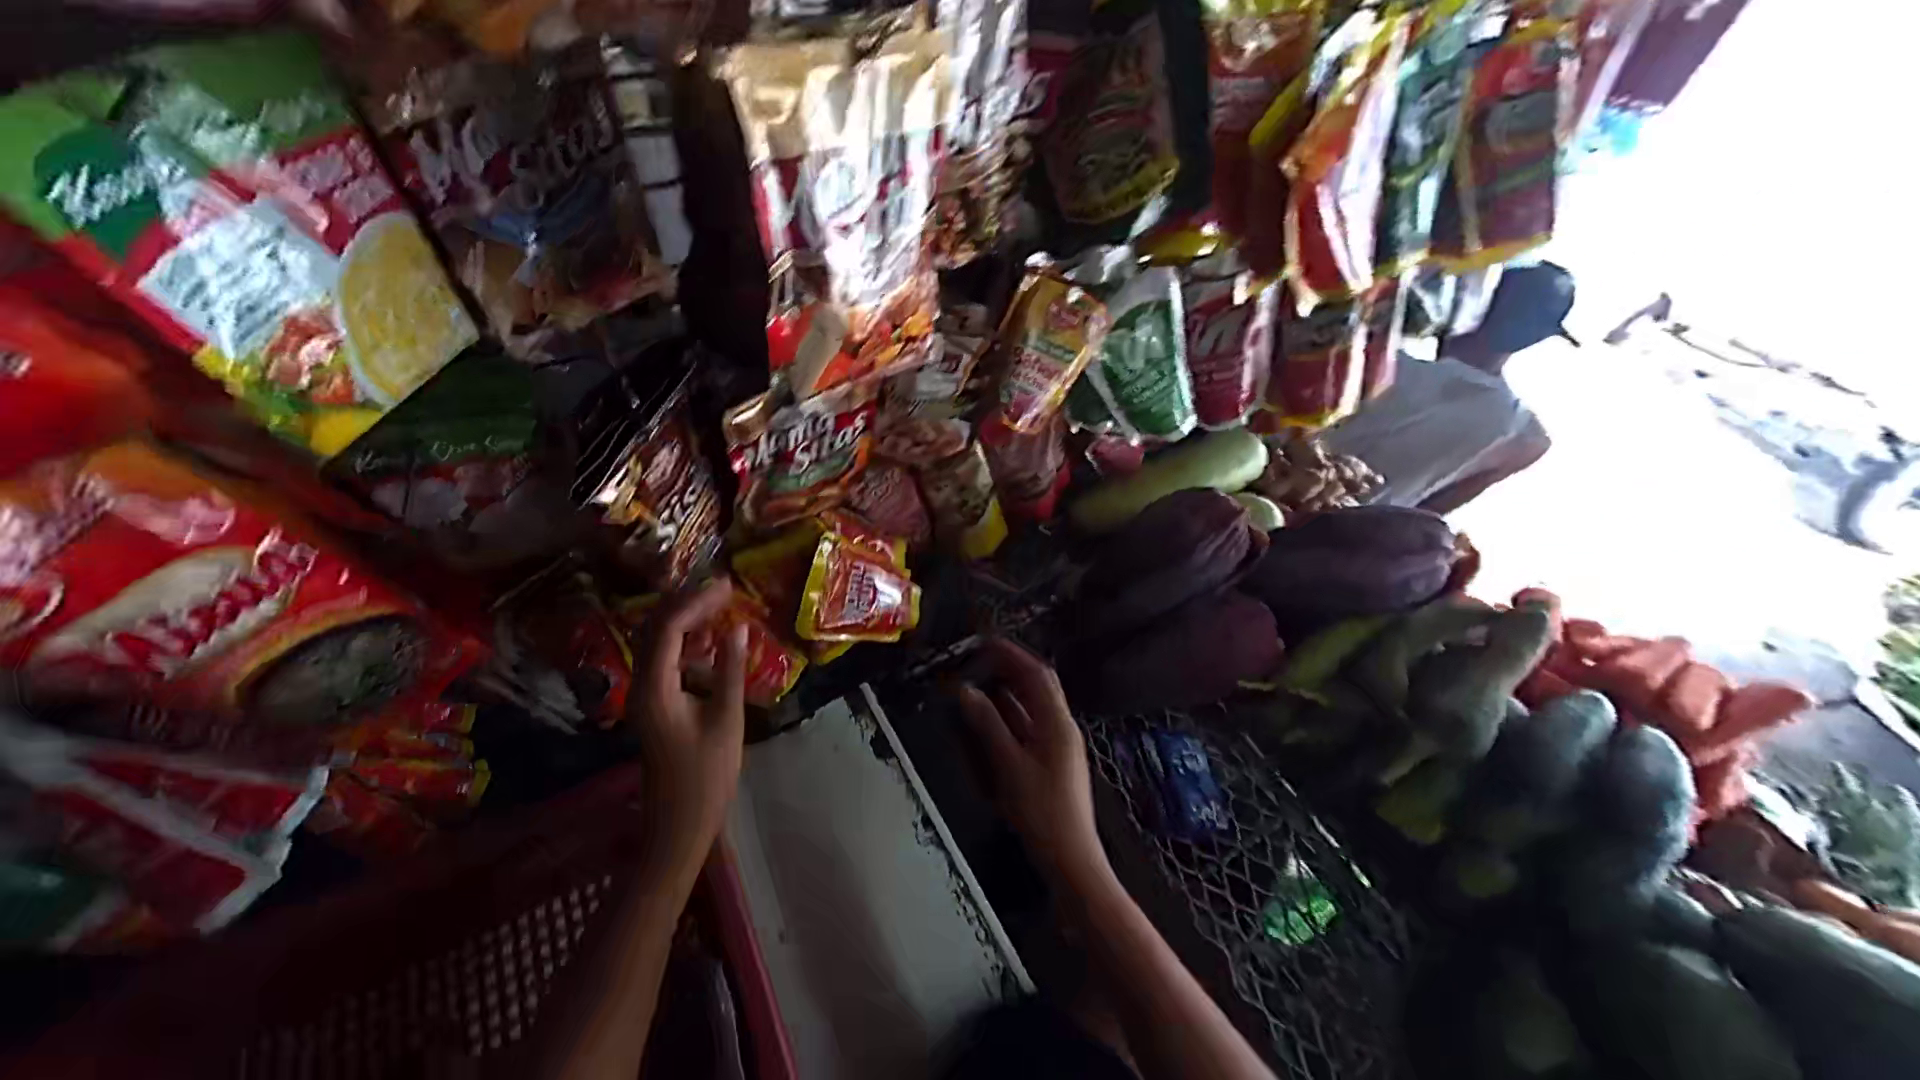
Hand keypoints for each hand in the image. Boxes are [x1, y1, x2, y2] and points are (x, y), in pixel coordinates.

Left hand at [627, 578, 748, 885]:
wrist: (678, 826)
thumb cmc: (706, 776)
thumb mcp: (726, 719)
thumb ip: (730, 669)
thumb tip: (738, 627)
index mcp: (654, 687)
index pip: (669, 628)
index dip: (697, 601)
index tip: (728, 586)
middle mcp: (641, 685)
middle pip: (657, 628)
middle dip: (689, 602)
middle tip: (725, 588)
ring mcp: (645, 695)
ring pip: (659, 643)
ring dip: (687, 620)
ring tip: (722, 607)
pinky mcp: (655, 704)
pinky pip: (666, 661)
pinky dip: (688, 644)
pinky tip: (713, 643)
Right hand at [954, 639, 1110, 889]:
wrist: (1070, 857)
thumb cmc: (1041, 812)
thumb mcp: (1009, 766)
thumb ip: (988, 726)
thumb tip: (966, 692)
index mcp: (1057, 723)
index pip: (1036, 675)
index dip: (1011, 654)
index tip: (986, 641)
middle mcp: (1062, 727)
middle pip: (1038, 686)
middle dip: (1011, 667)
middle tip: (980, 657)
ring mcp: (1058, 744)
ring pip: (1033, 706)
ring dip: (1009, 691)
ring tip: (979, 680)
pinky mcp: (1052, 760)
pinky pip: (1030, 725)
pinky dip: (1010, 714)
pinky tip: (991, 716)